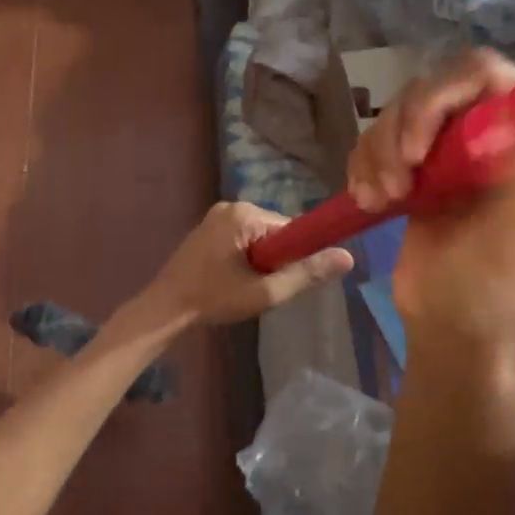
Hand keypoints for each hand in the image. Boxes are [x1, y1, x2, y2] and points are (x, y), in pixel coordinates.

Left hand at [139, 202, 352, 326]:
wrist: (167, 308)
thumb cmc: (214, 299)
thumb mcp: (266, 291)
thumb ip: (306, 273)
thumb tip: (348, 257)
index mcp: (244, 214)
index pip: (292, 228)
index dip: (298, 255)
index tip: (288, 279)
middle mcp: (230, 206)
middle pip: (276, 231)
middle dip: (277, 259)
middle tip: (263, 287)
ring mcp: (216, 216)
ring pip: (260, 237)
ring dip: (261, 261)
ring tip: (246, 286)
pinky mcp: (208, 229)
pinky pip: (242, 239)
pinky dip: (246, 258)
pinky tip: (233, 280)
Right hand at [348, 49, 514, 351]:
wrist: (453, 328)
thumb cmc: (492, 289)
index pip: (484, 75)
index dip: (439, 98)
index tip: (416, 151)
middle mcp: (501, 132)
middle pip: (433, 88)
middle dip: (399, 132)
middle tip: (393, 185)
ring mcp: (458, 151)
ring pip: (400, 114)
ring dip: (378, 153)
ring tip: (381, 200)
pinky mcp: (424, 171)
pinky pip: (381, 142)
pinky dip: (365, 166)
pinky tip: (370, 201)